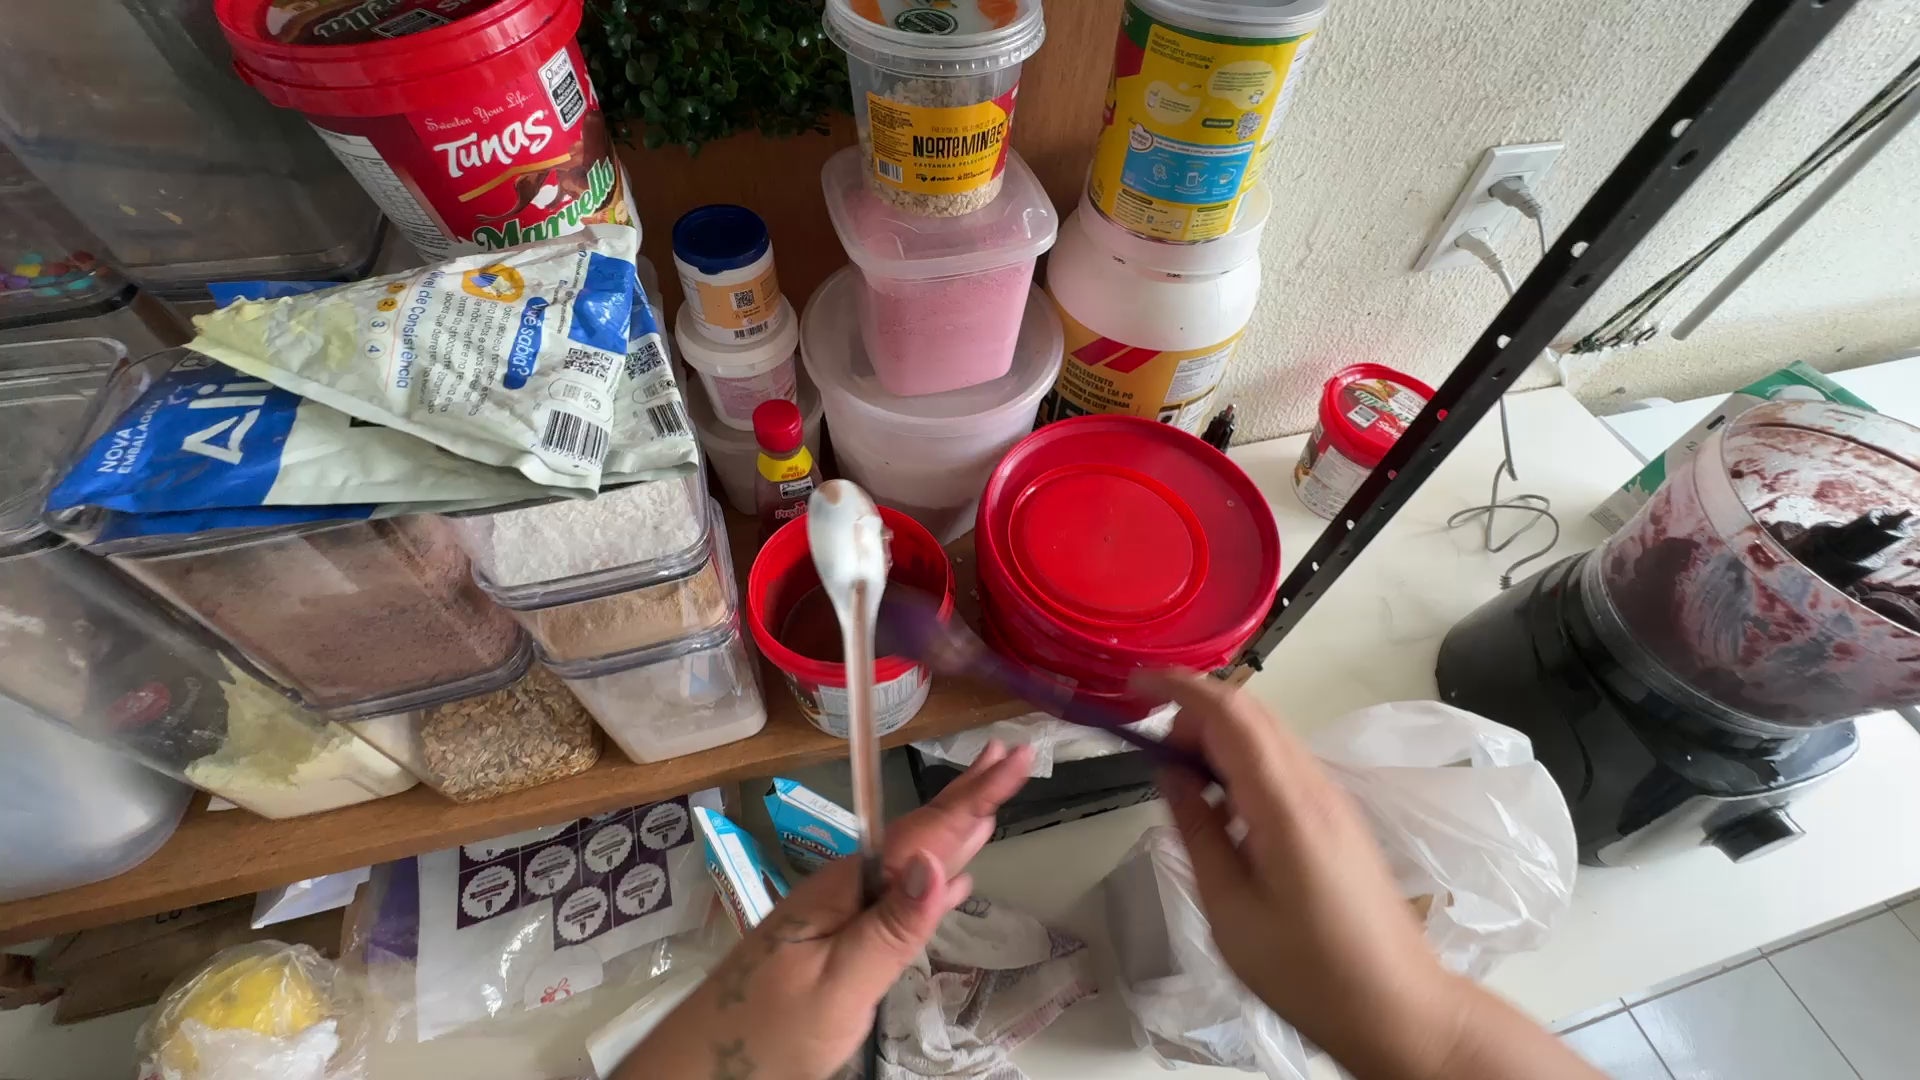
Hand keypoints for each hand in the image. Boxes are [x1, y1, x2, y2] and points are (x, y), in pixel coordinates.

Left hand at [621, 741, 1033, 1079]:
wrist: (705, 1070)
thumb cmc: (768, 1034)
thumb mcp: (836, 986)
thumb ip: (891, 926)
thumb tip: (940, 861)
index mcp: (850, 885)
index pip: (926, 833)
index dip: (974, 795)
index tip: (1013, 758)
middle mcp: (851, 885)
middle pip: (921, 832)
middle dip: (968, 793)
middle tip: (1009, 755)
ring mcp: (848, 910)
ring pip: (916, 858)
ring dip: (957, 825)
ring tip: (988, 795)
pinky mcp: (847, 937)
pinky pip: (905, 894)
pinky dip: (939, 877)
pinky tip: (958, 872)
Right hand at [1139, 671, 1601, 1079]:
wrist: (1403, 1011)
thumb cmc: (1309, 971)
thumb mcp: (1230, 909)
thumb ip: (1197, 832)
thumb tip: (1170, 775)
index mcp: (1285, 805)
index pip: (1231, 714)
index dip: (1180, 686)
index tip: (1136, 682)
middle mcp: (1313, 785)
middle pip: (1248, 711)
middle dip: (1192, 715)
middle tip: (1159, 761)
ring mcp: (1330, 795)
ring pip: (1264, 731)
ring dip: (1215, 737)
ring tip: (1186, 787)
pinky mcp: (1335, 810)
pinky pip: (1278, 758)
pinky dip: (1238, 758)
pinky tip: (1224, 807)